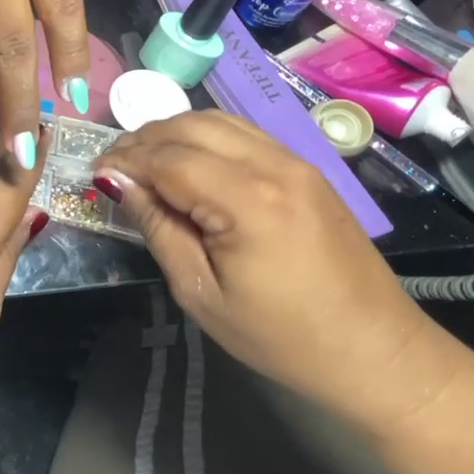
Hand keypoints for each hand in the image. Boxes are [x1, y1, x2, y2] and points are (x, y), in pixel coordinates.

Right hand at [92, 113, 461, 430]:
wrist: (378, 353)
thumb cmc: (284, 337)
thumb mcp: (201, 294)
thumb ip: (158, 228)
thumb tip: (118, 183)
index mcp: (249, 202)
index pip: (168, 158)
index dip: (125, 161)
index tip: (94, 174)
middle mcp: (273, 166)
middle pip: (188, 126)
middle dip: (142, 139)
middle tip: (114, 167)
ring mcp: (295, 161)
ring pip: (215, 120)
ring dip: (171, 132)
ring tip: (143, 161)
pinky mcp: (306, 168)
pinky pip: (242, 132)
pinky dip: (203, 135)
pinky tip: (186, 161)